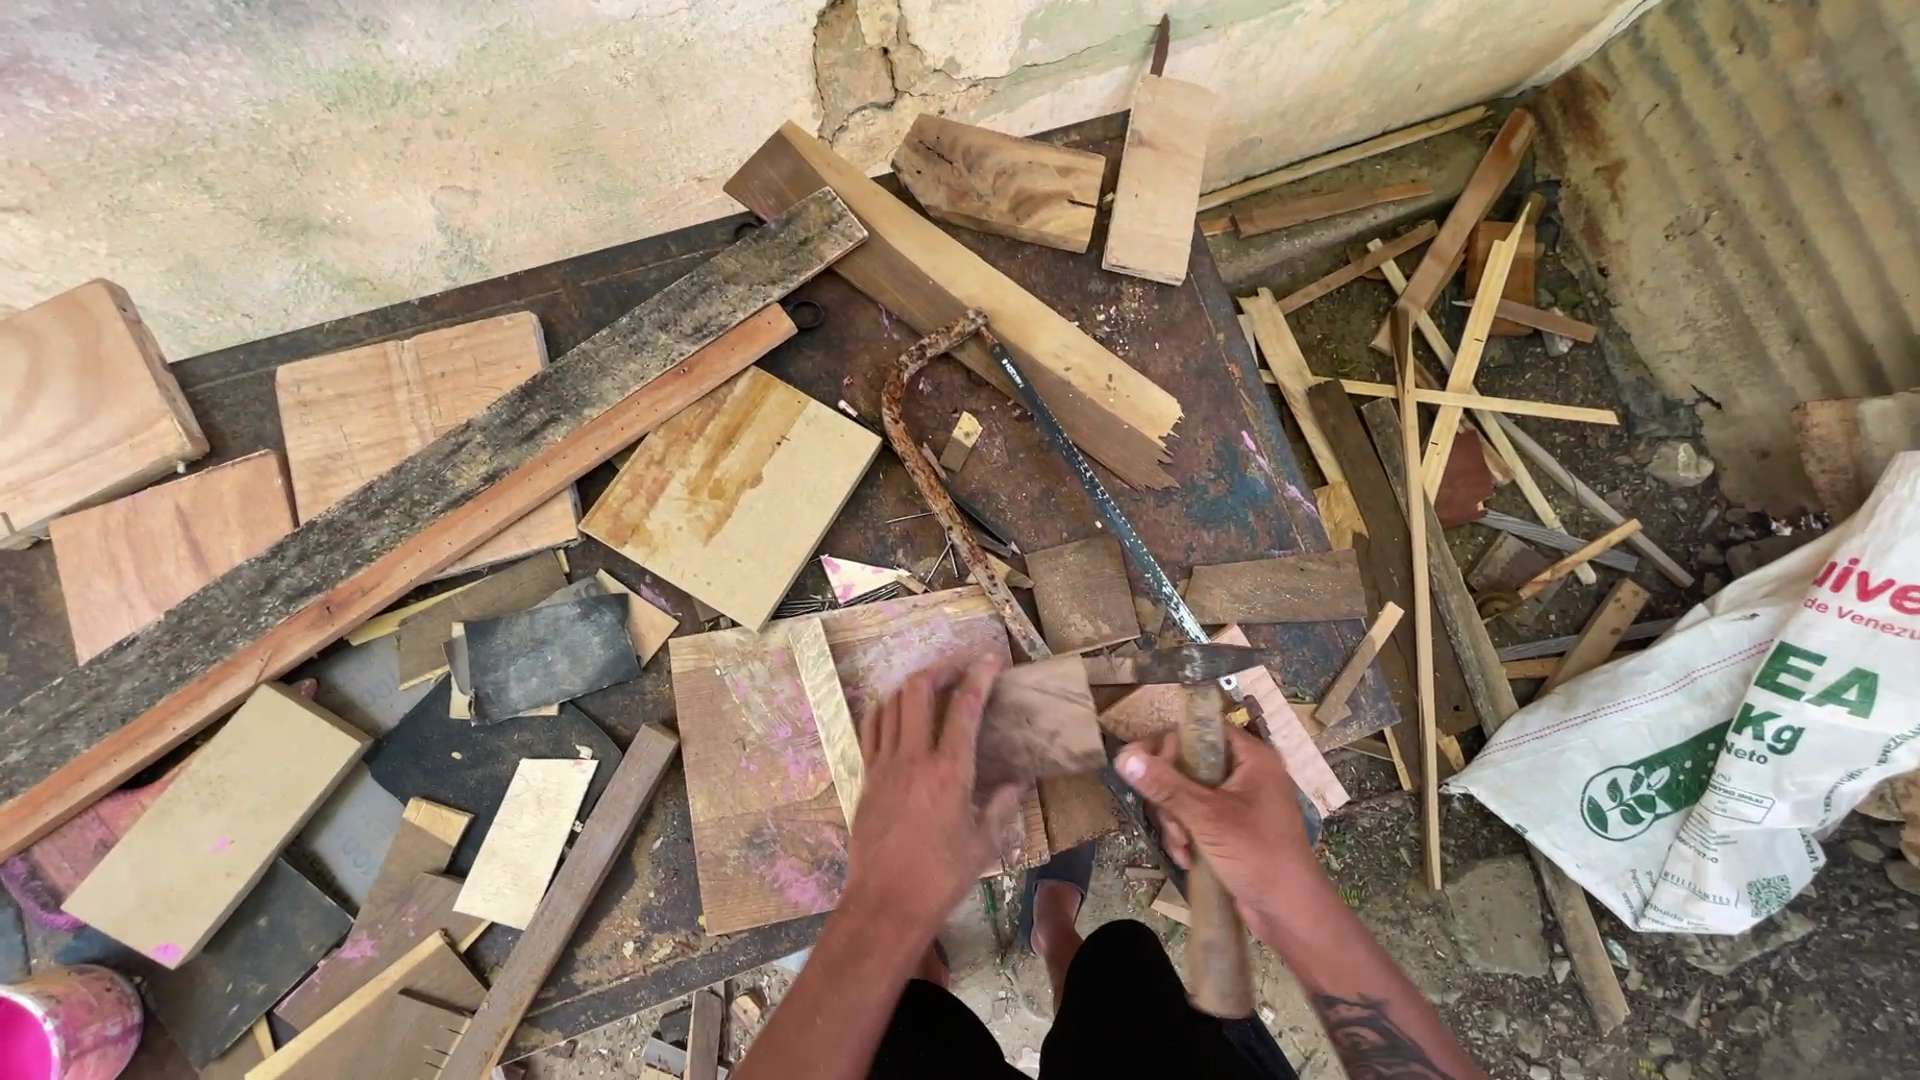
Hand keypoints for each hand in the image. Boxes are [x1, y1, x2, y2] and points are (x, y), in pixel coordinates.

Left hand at [841, 654, 1024, 937]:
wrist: (885, 903)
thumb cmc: (940, 877)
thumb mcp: (984, 844)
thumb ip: (1002, 805)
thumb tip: (1020, 780)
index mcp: (950, 772)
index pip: (965, 707)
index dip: (980, 675)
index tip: (992, 659)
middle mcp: (914, 758)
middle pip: (919, 689)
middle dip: (941, 667)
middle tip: (960, 666)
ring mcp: (885, 765)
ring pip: (891, 703)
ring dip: (912, 685)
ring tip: (932, 683)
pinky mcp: (867, 776)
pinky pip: (872, 728)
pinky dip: (885, 708)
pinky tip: (896, 709)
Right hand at [1116, 725, 1326, 931]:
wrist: (1291, 915)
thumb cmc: (1258, 856)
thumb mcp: (1207, 818)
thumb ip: (1165, 785)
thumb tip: (1125, 758)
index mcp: (1251, 757)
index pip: (1200, 730)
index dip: (1169, 744)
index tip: (1143, 766)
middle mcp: (1246, 772)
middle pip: (1187, 763)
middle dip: (1170, 795)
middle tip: (1170, 819)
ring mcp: (1238, 801)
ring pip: (1186, 793)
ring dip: (1175, 820)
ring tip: (1183, 846)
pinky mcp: (1231, 826)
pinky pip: (1195, 816)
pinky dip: (1186, 834)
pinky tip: (1188, 857)